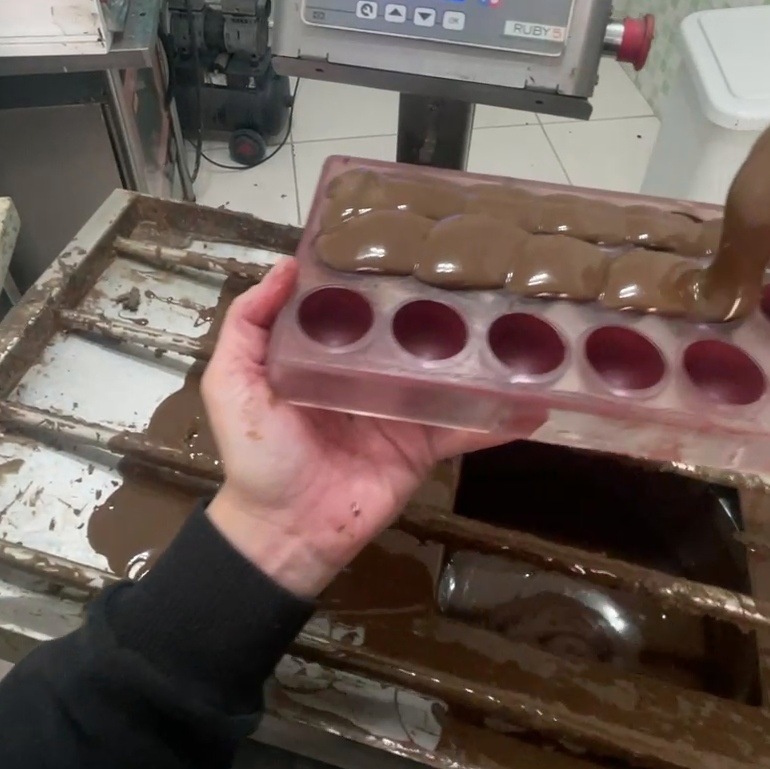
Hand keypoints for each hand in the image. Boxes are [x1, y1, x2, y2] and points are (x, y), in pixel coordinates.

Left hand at [200, 259, 531, 597]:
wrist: (285, 531)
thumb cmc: (257, 451)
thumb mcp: (234, 380)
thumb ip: (248, 323)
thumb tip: (287, 265)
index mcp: (324, 353)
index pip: (358, 304)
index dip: (378, 276)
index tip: (410, 238)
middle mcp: (366, 372)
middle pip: (409, 332)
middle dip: (439, 305)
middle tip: (482, 270)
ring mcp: (400, 409)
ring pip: (444, 374)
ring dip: (479, 355)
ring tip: (524, 321)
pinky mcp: (423, 446)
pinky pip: (465, 428)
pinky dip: (499, 419)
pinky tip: (536, 399)